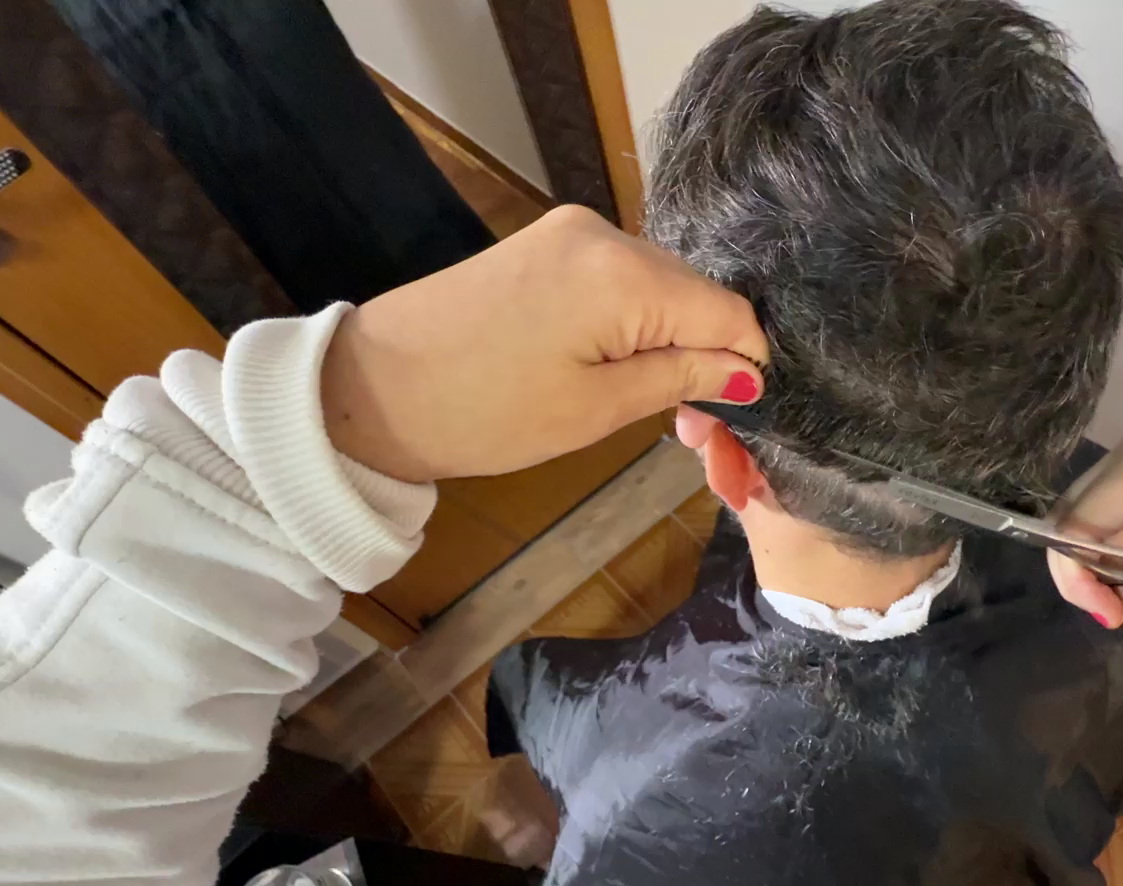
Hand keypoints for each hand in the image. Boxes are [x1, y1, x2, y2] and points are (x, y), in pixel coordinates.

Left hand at [321, 205, 766, 481]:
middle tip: (685, 417)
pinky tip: (611, 358)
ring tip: (641, 393)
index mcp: (623, 274)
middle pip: (695, 293)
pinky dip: (632, 320)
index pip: (728, 311)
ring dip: (667, 336)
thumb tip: (750, 375)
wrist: (372, 389)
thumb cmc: (487, 415)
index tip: (738, 412)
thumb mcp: (597, 409)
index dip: (745, 363)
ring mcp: (572, 230)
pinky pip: (621, 279)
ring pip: (660, 286)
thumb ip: (681, 379)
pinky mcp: (548, 242)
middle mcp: (605, 231)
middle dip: (704, 350)